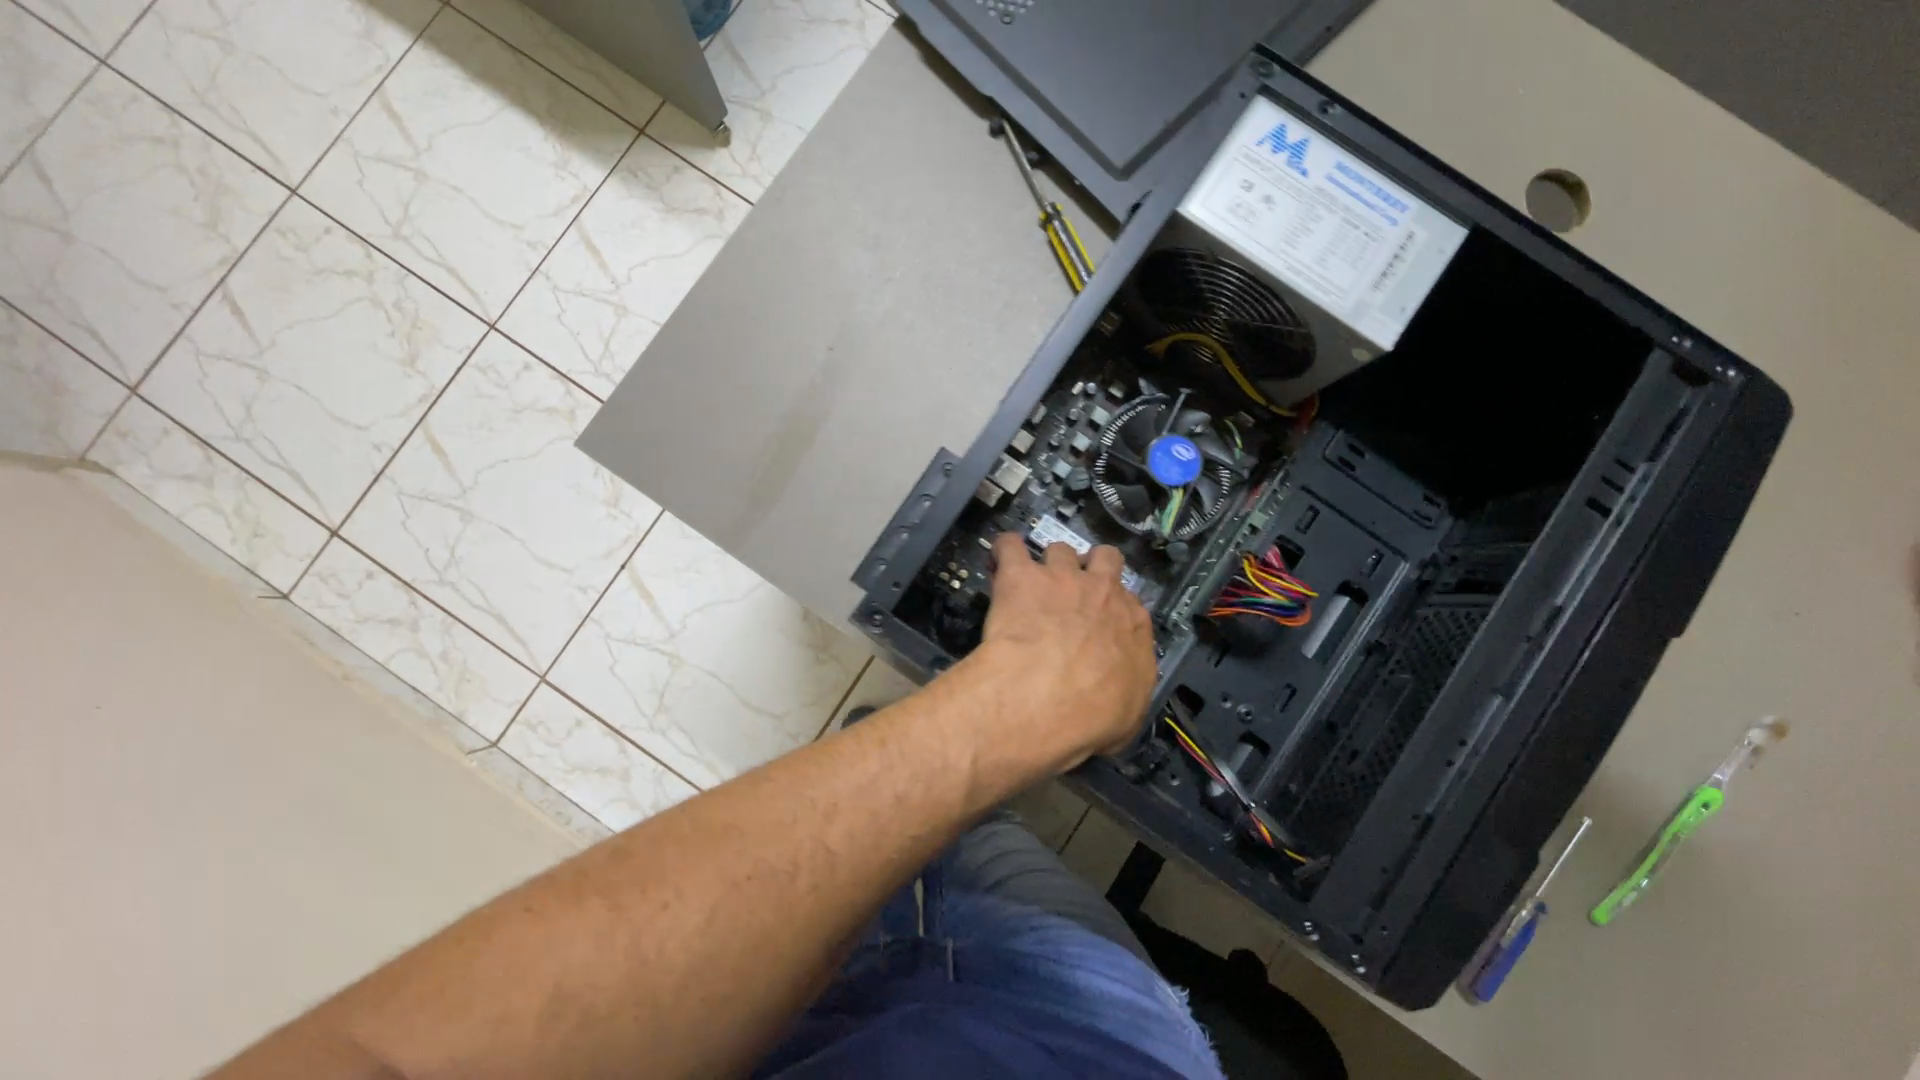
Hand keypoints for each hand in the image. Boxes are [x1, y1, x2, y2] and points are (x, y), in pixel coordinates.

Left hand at [965, 532, 1157, 769]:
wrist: (1047, 697)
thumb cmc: (1092, 716)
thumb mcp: (1126, 720)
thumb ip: (1126, 696)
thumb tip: (1116, 701)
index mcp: (1132, 625)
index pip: (1130, 606)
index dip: (1112, 612)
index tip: (1099, 626)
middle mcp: (1101, 592)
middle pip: (1105, 559)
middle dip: (1091, 567)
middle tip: (1073, 587)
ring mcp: (1061, 578)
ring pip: (1059, 550)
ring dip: (1047, 563)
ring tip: (1032, 578)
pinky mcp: (1020, 576)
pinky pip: (1009, 546)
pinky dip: (1003, 550)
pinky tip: (997, 559)